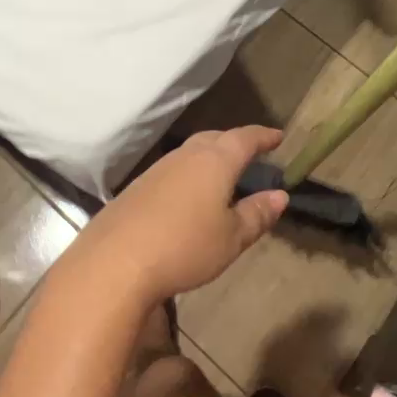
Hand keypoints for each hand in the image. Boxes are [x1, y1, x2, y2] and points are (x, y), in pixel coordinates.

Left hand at [65, 127, 289, 305]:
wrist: (116, 260)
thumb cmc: (185, 246)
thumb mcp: (231, 238)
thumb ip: (256, 214)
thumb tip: (280, 195)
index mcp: (214, 161)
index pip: (244, 138)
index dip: (263, 136)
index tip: (278, 137)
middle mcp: (185, 156)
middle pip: (215, 138)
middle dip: (235, 142)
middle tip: (252, 152)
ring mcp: (157, 169)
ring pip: (191, 152)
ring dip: (210, 156)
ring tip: (224, 173)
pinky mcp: (138, 187)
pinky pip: (174, 169)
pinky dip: (190, 173)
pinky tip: (190, 196)